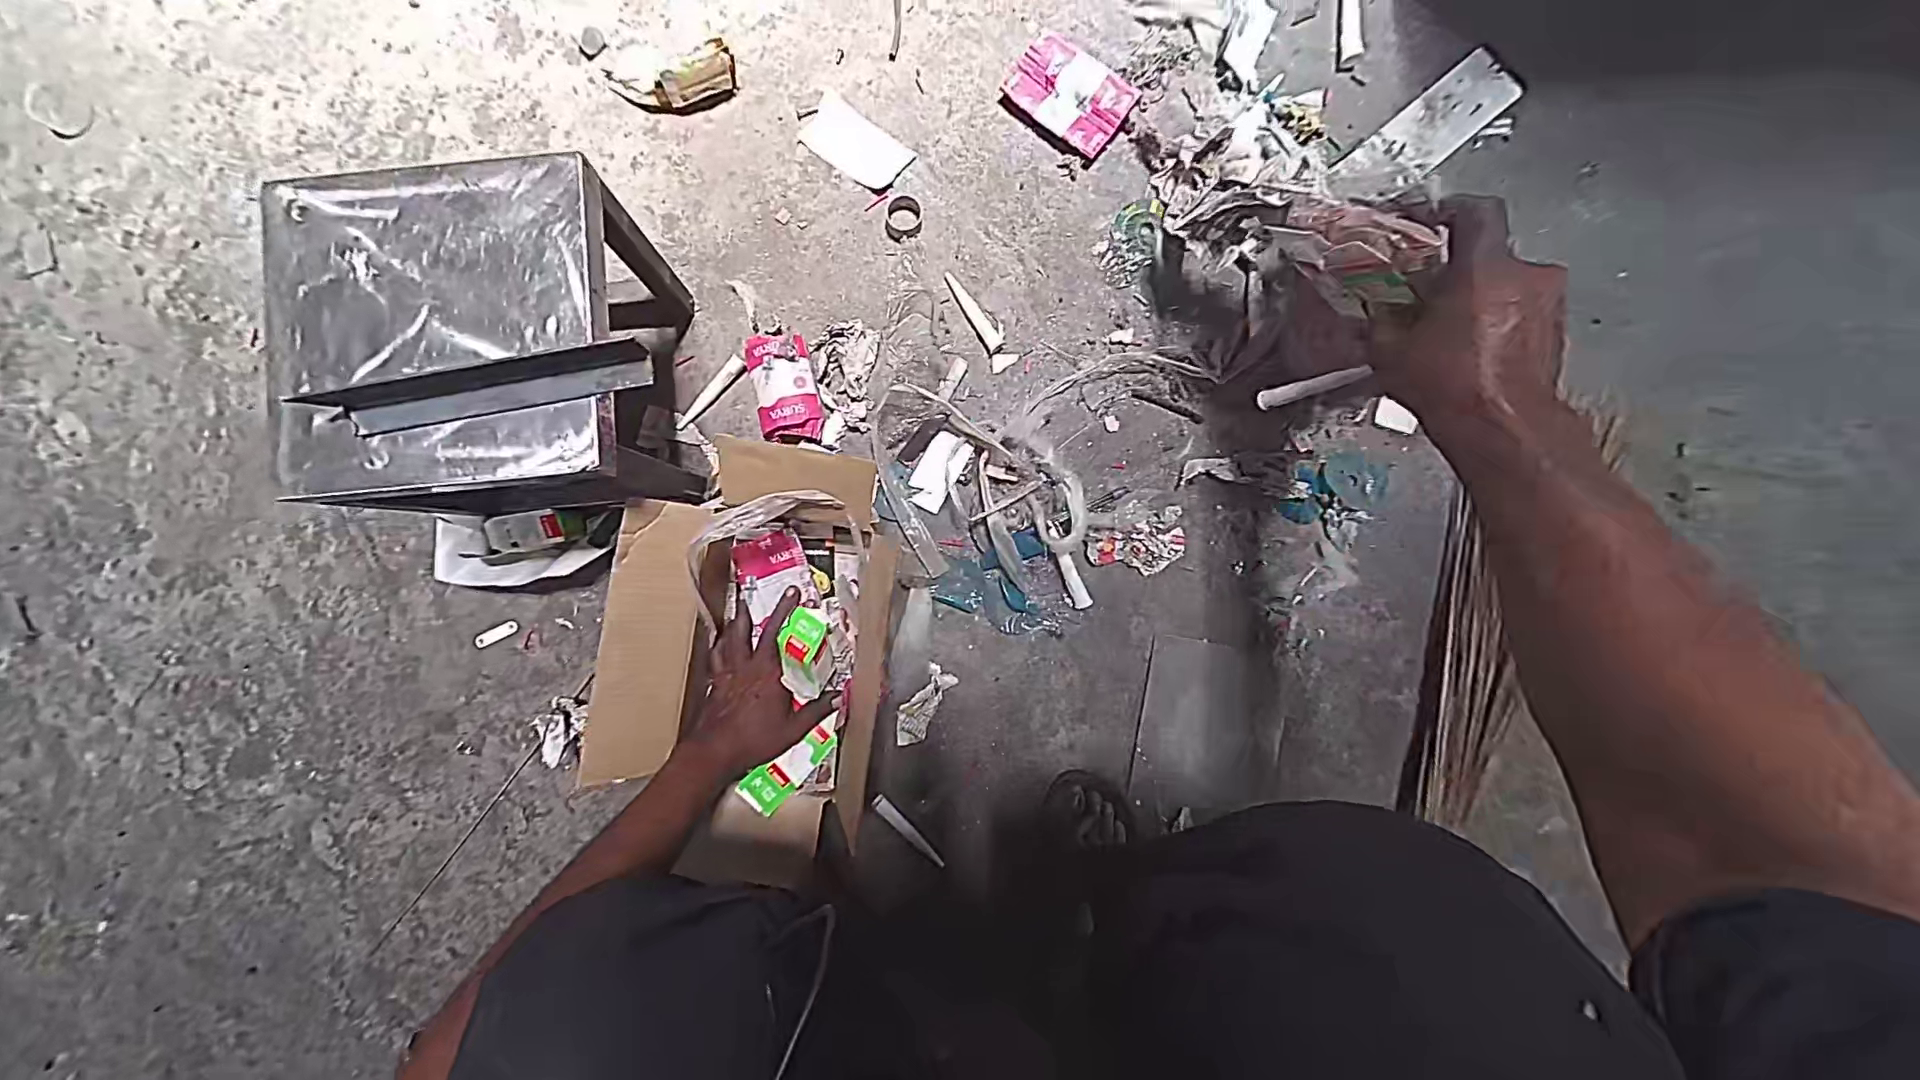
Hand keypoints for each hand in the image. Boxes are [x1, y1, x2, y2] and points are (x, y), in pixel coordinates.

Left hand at [680, 587, 840, 781]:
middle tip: (753, 594)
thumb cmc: (754, 740)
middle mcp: (745, 666)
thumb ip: (817, 710)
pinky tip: (720, 645)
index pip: (776, 631)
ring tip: (739, 613)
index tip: (792, 593)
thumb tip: (838, 696)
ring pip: (727, 640)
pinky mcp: (713, 685)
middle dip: (752, 608)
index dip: (785, 609)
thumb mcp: (794, 729)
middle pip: (745, 628)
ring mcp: (726, 674)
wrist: (714, 753)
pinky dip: (718, 647)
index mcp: (767, 671)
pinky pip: (715, 658)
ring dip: (733, 624)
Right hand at [1370, 195, 1567, 425]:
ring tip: (1439, 328)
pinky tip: (1464, 347)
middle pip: (1485, 253)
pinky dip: (1490, 319)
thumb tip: (1374, 307)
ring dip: (1472, 296)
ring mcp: (1547, 301)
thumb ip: (1382, 317)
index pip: (1474, 212)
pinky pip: (1517, 309)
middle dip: (1450, 269)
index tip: (1424, 217)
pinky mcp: (1554, 328)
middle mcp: (1526, 275)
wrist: (1500, 426)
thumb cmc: (1451, 386)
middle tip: (1420, 292)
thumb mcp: (1390, 350)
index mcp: (1484, 270)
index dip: (1445, 210)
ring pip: (1502, 283)